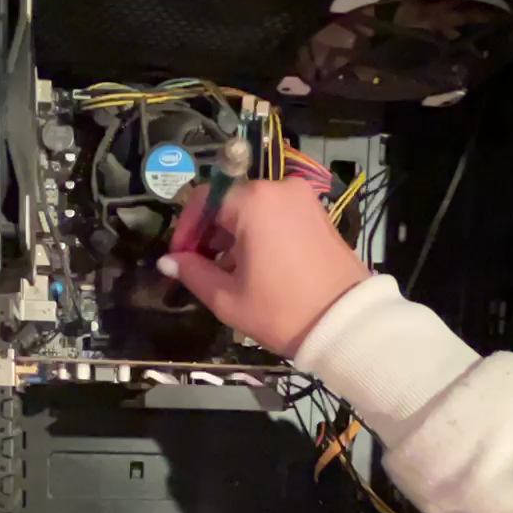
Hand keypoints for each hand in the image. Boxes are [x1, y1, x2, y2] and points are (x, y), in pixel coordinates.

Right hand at [158, 179, 371, 356]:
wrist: (344, 324)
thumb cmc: (281, 312)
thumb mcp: (228, 298)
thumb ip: (193, 273)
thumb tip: (168, 261)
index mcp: (253, 202)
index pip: (204, 200)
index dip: (186, 229)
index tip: (180, 259)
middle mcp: (279, 189)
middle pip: (229, 202)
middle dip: (210, 234)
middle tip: (200, 269)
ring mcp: (303, 199)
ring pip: (253, 210)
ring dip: (234, 236)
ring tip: (228, 273)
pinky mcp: (318, 214)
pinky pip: (276, 216)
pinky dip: (259, 235)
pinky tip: (255, 267)